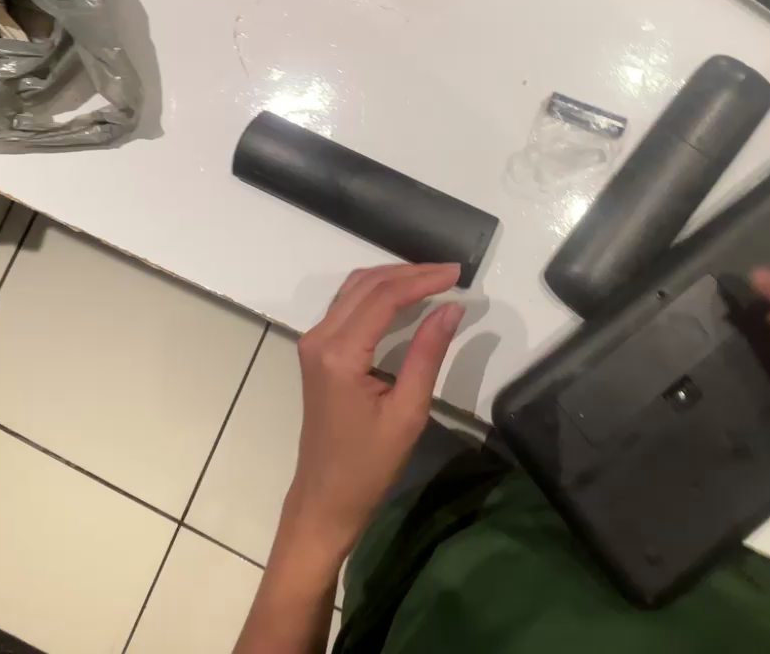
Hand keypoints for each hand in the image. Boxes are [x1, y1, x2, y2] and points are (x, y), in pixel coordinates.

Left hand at [280, 263, 466, 558]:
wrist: (325, 497)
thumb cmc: (369, 464)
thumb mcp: (408, 412)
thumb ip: (427, 354)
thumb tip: (450, 308)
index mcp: (340, 354)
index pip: (383, 298)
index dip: (421, 280)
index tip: (456, 274)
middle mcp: (319, 338)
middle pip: (367, 285)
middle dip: (410, 273)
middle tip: (450, 273)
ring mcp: (313, 341)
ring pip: (354, 289)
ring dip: (392, 278)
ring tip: (433, 279)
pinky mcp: (316, 349)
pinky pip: (346, 305)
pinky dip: (376, 292)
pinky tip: (404, 295)